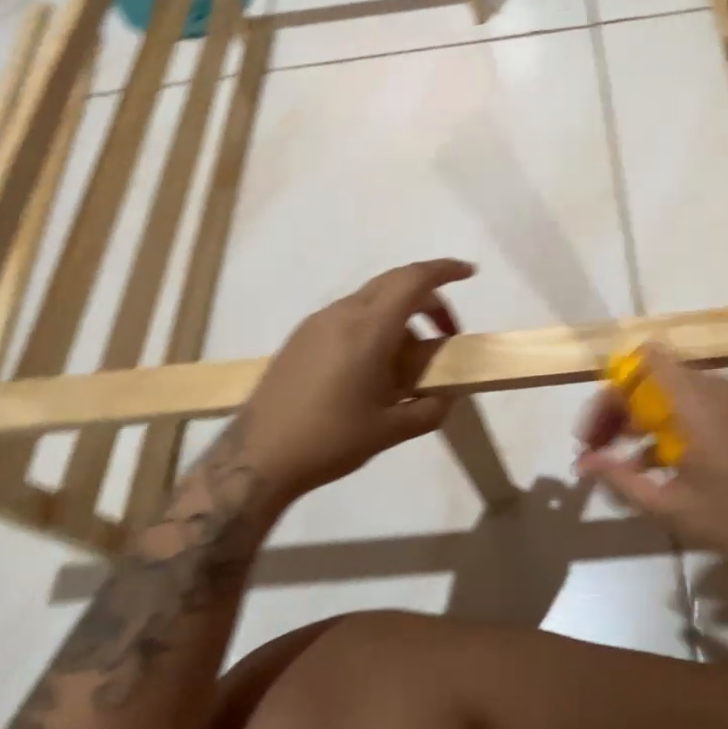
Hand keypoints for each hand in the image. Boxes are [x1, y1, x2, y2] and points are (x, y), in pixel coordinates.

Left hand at [240, 259, 475, 497]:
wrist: (258, 457)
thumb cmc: (330, 440)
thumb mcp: (391, 430)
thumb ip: (430, 408)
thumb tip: (448, 396)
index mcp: (369, 329)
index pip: (414, 280)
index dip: (445, 270)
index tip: (469, 274)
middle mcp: (342, 314)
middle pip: (394, 283)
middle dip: (428, 297)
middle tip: (448, 330)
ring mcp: (317, 323)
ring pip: (370, 300)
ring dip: (400, 314)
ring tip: (412, 359)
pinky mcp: (300, 338)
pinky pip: (348, 315)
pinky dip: (375, 325)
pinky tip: (375, 366)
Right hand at [576, 346, 727, 574]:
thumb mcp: (674, 508)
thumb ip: (623, 480)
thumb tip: (585, 463)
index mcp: (696, 401)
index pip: (642, 359)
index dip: (611, 389)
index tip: (594, 434)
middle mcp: (717, 387)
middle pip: (653, 375)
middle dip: (620, 409)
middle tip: (597, 452)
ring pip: (674, 391)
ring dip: (644, 419)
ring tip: (622, 463)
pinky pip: (697, 405)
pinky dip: (671, 425)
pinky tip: (659, 466)